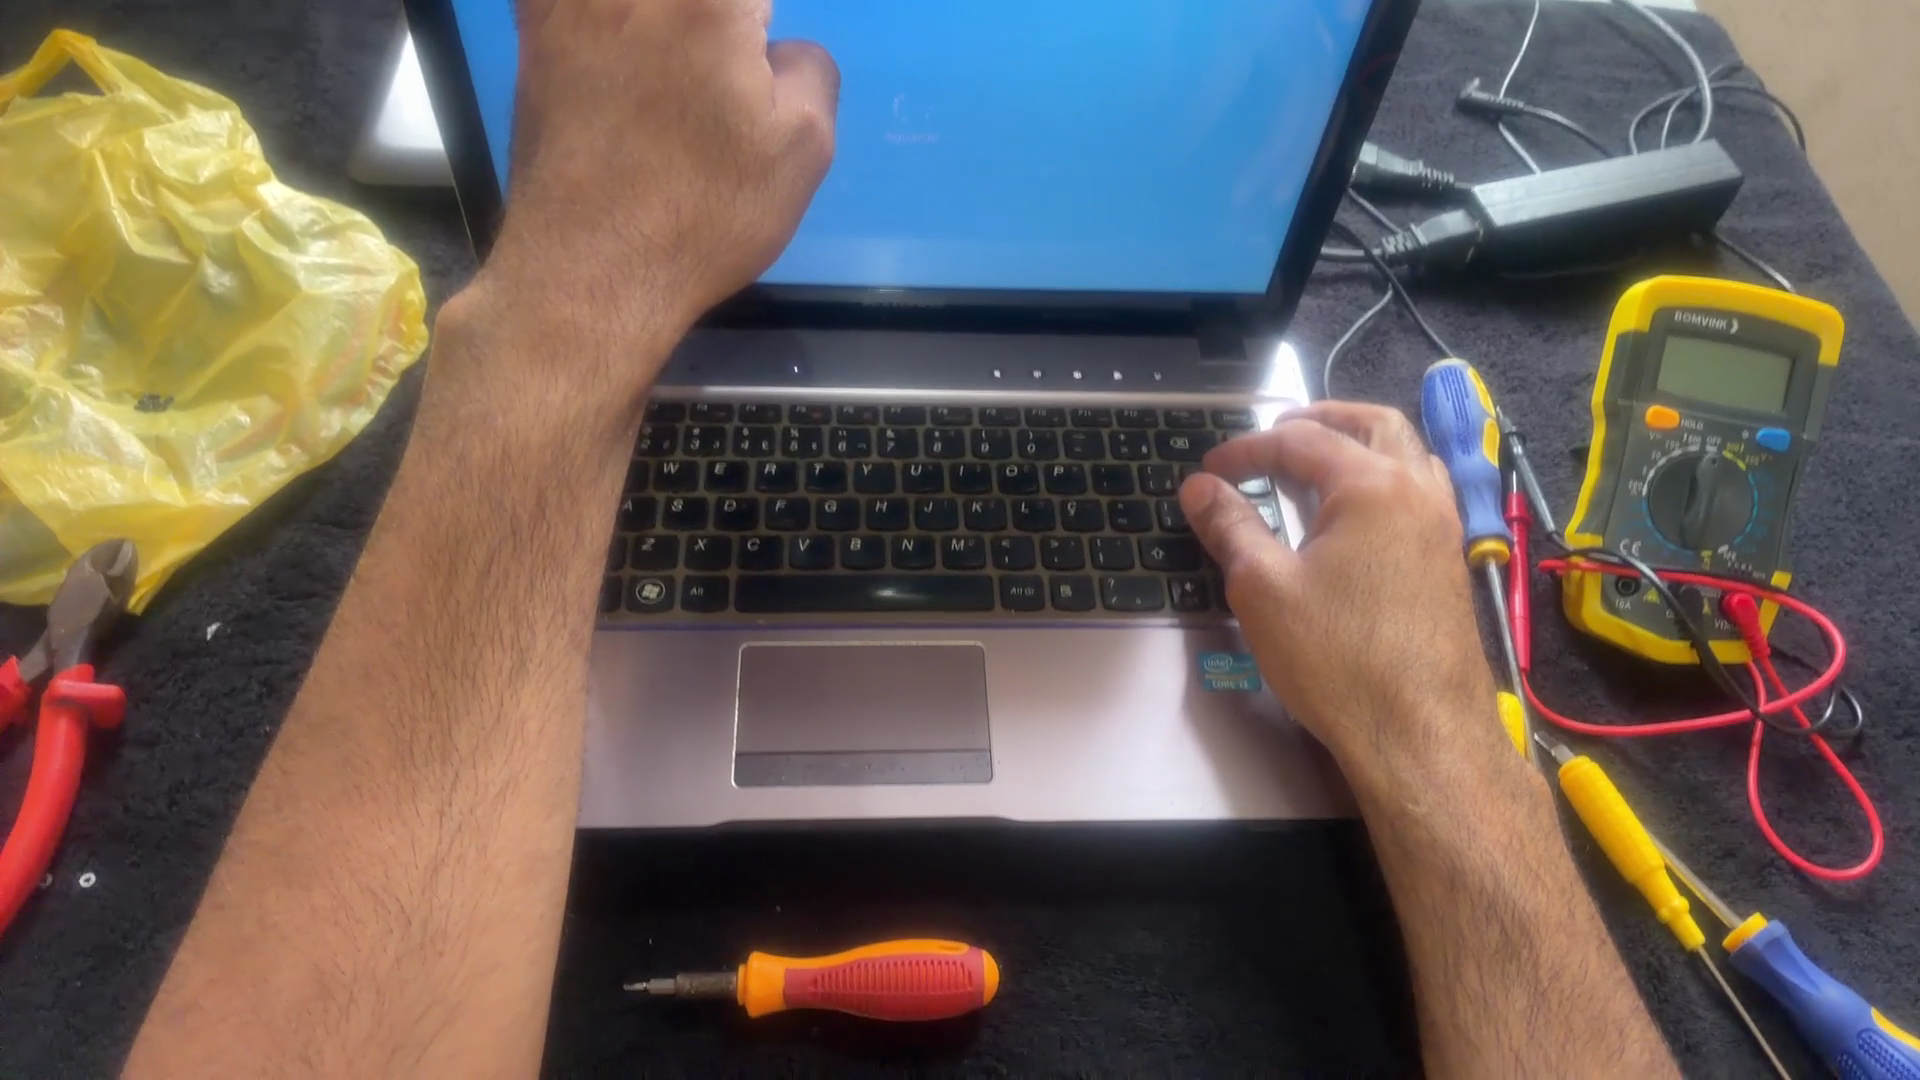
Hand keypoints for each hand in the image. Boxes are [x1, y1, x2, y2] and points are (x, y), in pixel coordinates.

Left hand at [460, 0, 838, 395]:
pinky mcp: (534, 30)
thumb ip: (811, 71)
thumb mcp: (804, 151)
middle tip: (733, 74)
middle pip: (701, 4)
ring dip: (672, 33)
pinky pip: (574, 2)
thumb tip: (777, 49)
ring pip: (645, 10)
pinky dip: (610, 22)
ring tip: (683, 91)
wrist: (597, 269)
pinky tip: (623, 51)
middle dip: (725, 27)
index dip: (760, 32)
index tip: (762, 66)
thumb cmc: (709, 214)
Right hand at [1179, 403, 1509, 789]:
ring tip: (1314, 464)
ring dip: (1358, 444)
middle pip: (1374, 424)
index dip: (1247, 449)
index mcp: (1372, 487)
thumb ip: (1230, 525)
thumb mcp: (1262, 586)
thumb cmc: (1335, 657)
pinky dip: (1380, 478)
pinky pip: (1417, 492)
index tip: (1210, 469)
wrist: (1419, 735)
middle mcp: (1417, 493)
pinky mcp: (1447, 562)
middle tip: (1274, 433)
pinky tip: (1353, 515)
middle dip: (1320, 420)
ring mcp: (1442, 527)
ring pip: (1407, 454)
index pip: (1300, 443)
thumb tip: (1199, 487)